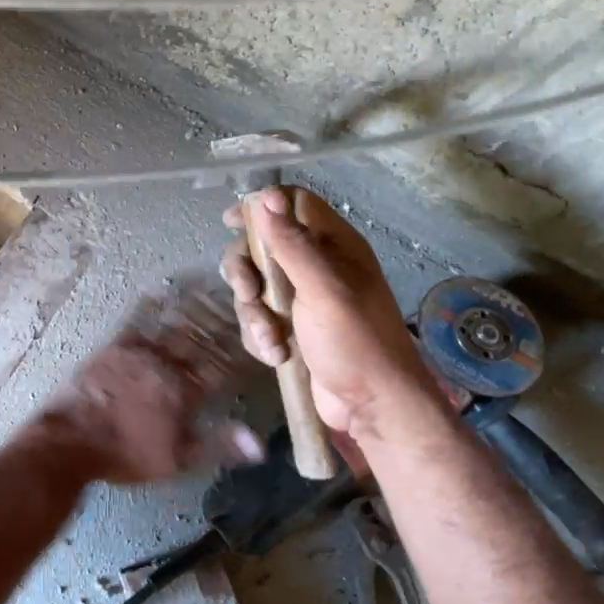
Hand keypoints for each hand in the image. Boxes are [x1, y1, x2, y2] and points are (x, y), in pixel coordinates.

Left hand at [29, 294, 254, 484]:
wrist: (71, 438)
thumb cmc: (126, 454)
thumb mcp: (176, 460)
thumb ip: (218, 446)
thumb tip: (259, 443)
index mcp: (184, 391)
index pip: (221, 368)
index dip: (239, 354)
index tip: (254, 338)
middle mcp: (163, 364)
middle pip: (199, 341)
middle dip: (220, 325)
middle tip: (237, 306)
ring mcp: (136, 352)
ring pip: (171, 326)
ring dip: (191, 310)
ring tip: (208, 293)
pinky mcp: (111, 347)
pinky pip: (136, 321)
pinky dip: (150, 306)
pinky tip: (158, 293)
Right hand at [220, 187, 438, 442]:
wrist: (372, 408)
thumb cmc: (357, 342)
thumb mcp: (324, 289)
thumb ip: (292, 243)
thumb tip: (265, 195)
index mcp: (333, 246)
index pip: (292, 203)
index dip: (261, 206)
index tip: (231, 222)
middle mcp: (315, 265)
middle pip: (260, 246)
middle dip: (246, 272)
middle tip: (250, 293)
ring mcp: (300, 298)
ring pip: (252, 285)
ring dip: (253, 313)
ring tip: (271, 338)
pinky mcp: (289, 327)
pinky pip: (256, 316)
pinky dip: (259, 335)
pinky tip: (276, 354)